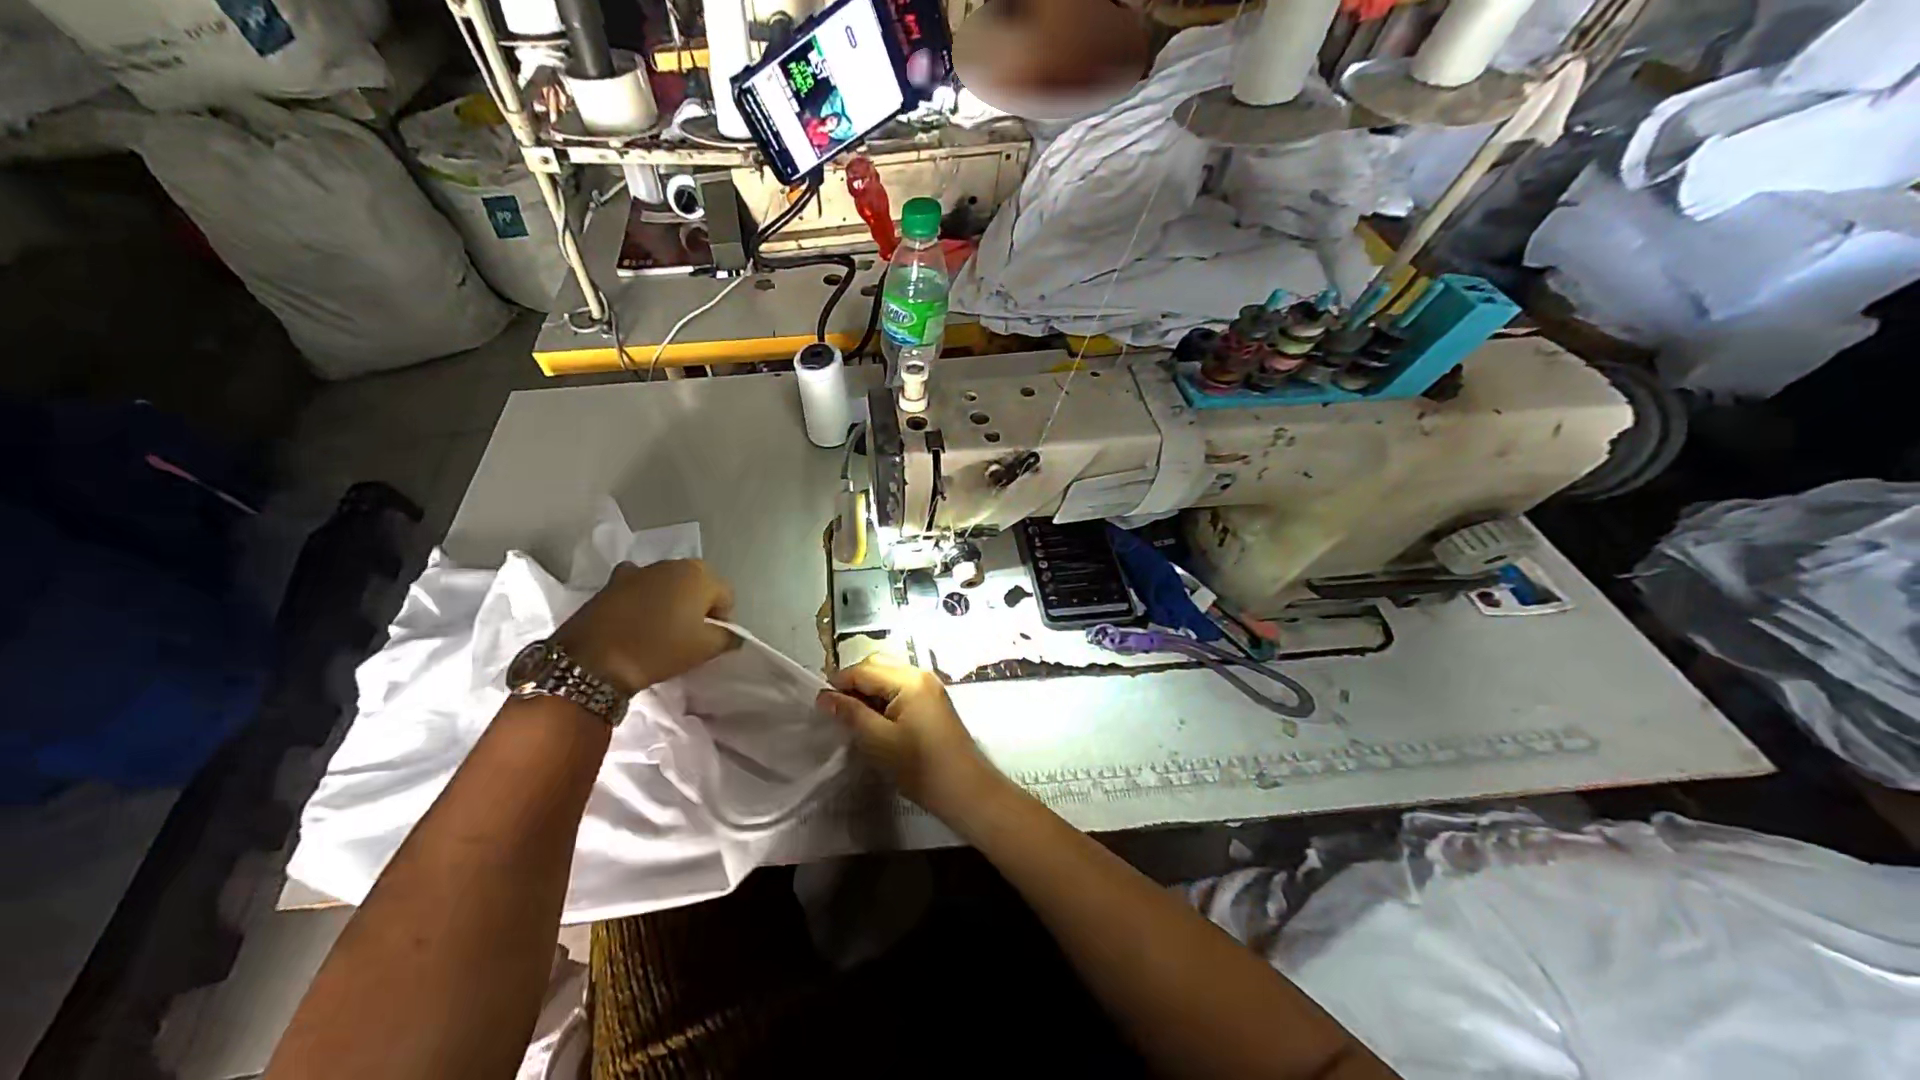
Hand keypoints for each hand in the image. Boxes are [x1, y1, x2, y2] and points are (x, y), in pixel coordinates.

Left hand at [553, 560, 735, 694]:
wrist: (594, 658)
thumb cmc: (658, 649)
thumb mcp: (705, 649)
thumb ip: (727, 637)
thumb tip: (730, 633)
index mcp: (700, 575)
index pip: (727, 597)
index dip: (722, 621)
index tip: (708, 642)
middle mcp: (673, 563)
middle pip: (698, 585)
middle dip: (697, 607)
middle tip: (687, 636)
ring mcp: (641, 569)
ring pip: (669, 584)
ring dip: (671, 601)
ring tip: (659, 629)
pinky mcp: (613, 581)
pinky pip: (640, 586)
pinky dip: (642, 597)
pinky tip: (635, 616)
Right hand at [817, 655, 1008, 821]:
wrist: (965, 790)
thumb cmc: (919, 766)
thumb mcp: (878, 741)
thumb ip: (850, 714)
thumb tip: (825, 697)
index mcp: (908, 679)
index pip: (864, 669)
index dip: (838, 683)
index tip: (819, 703)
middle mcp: (921, 675)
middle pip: (878, 666)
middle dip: (853, 683)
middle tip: (835, 710)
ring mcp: (930, 688)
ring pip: (889, 677)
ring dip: (868, 691)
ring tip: (852, 717)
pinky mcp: (933, 703)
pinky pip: (901, 689)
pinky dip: (883, 698)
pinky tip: (874, 720)